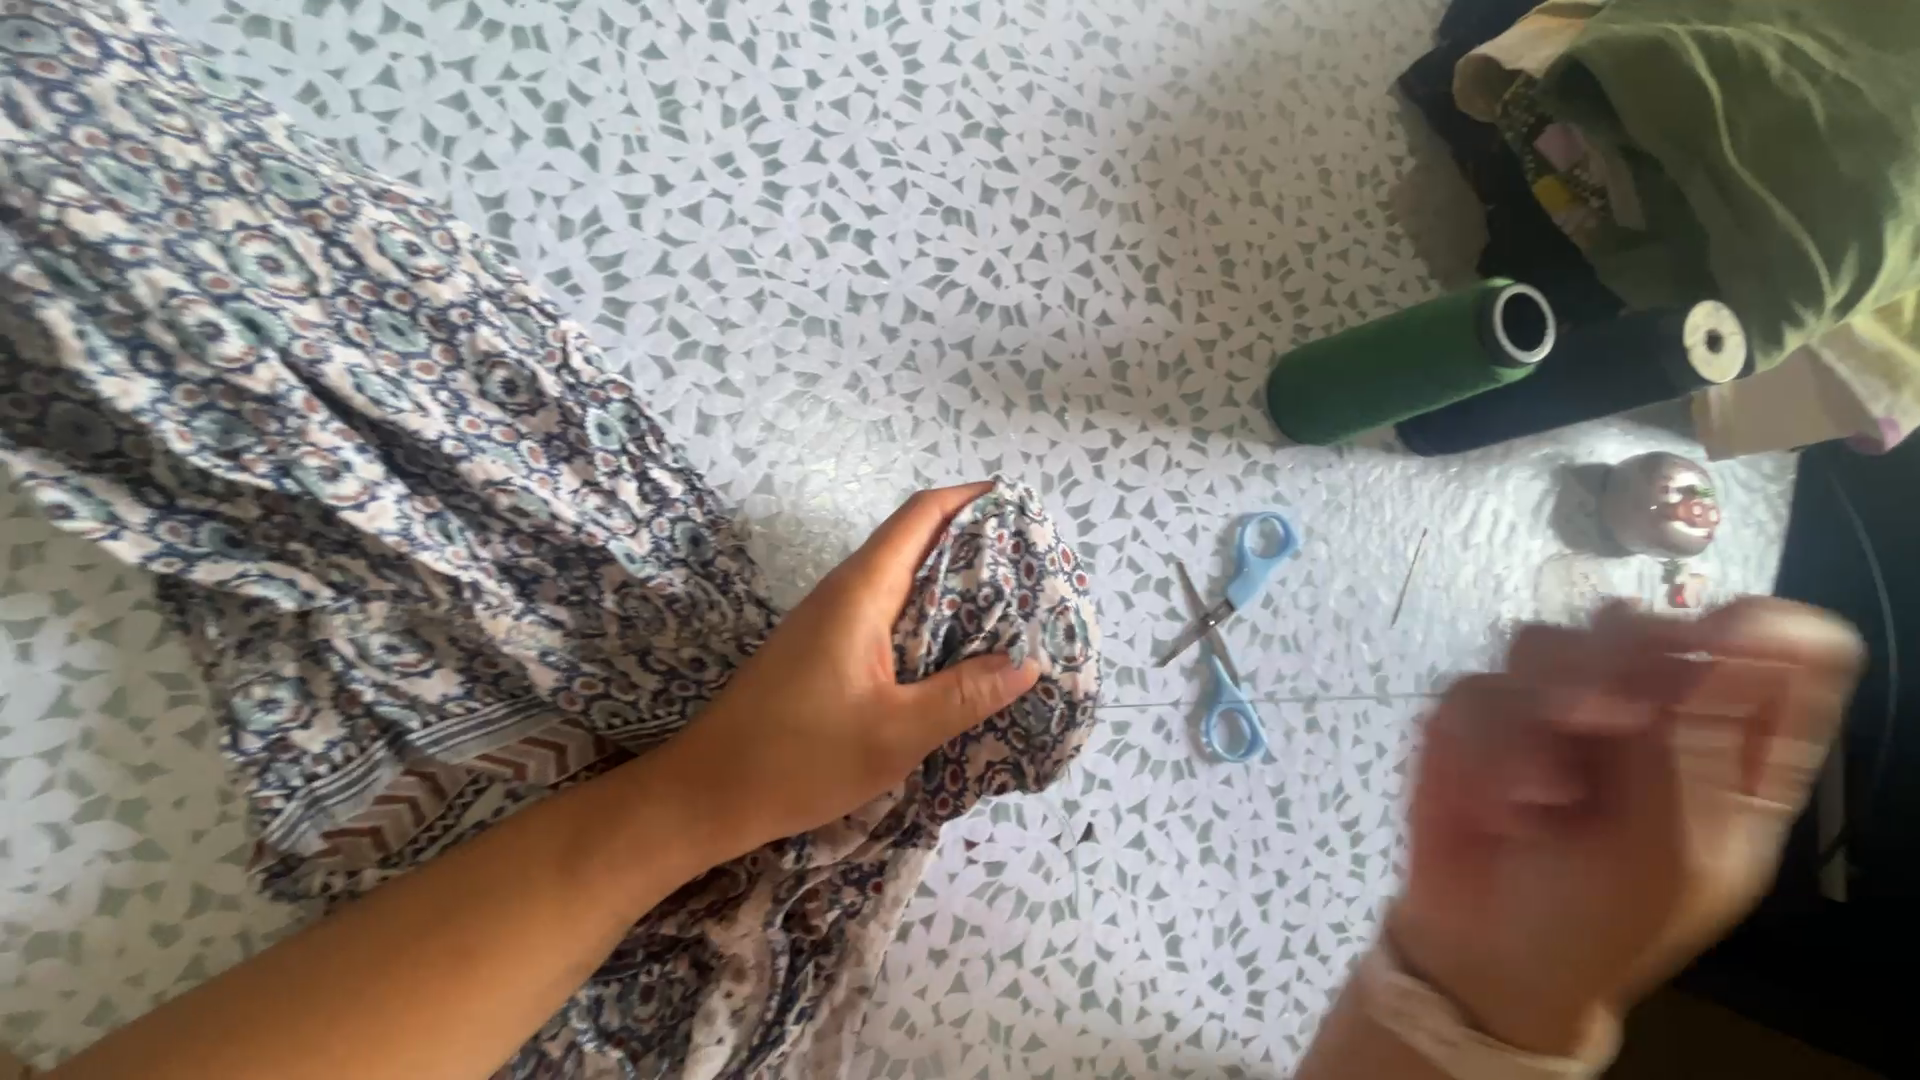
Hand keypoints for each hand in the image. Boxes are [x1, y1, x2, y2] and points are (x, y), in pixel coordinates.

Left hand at [654, 482, 1040, 864]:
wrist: (708, 793)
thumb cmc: (798, 758)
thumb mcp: (895, 733)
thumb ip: (964, 696)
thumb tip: (1027, 664)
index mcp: (862, 591)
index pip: (921, 515)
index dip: (971, 499)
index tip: (1020, 506)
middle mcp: (846, 591)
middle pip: (916, 541)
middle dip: (974, 544)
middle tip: (1030, 566)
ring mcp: (831, 619)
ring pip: (903, 581)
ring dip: (953, 586)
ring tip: (1009, 605)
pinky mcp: (826, 648)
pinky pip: (888, 613)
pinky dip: (929, 619)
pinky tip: (956, 651)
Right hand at [1391, 597, 1862, 1054]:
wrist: (1481, 951)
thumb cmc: (1599, 920)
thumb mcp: (1674, 852)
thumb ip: (1697, 740)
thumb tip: (1747, 628)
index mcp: (1726, 747)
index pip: (1779, 646)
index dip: (1751, 632)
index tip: (1703, 652)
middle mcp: (1639, 711)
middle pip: (1639, 622)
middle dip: (1610, 667)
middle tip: (1593, 724)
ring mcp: (1546, 708)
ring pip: (1540, 642)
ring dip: (1533, 713)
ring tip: (1538, 793)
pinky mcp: (1474, 718)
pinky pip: (1469, 688)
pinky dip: (1477, 746)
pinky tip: (1493, 804)